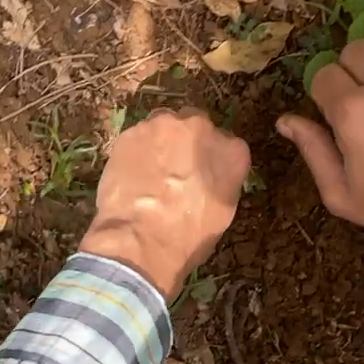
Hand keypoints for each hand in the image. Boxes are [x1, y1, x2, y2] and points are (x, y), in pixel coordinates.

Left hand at [80, 108, 249, 300]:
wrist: (140, 238)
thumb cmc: (189, 236)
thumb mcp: (222, 214)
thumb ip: (222, 182)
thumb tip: (209, 178)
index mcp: (232, 151)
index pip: (229, 146)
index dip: (215, 161)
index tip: (206, 176)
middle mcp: (201, 128)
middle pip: (197, 126)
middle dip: (189, 143)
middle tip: (178, 171)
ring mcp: (163, 125)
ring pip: (165, 126)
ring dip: (162, 143)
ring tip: (152, 172)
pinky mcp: (131, 132)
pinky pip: (139, 137)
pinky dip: (138, 151)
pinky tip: (132, 175)